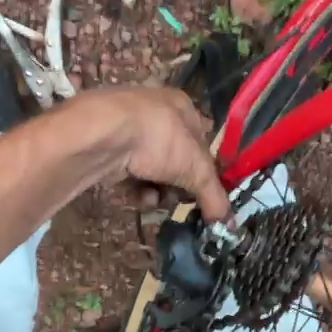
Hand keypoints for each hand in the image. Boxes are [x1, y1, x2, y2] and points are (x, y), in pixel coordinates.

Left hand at [60, 87, 232, 224]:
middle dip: (180, 186)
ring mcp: (130, 131)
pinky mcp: (110, 149)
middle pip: (178, 161)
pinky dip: (138, 189)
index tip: (206, 195)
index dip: (207, 172)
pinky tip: (138, 196)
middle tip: (179, 199)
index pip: (204, 143)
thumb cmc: (160, 140)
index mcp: (183, 107)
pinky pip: (132, 175)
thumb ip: (214, 197)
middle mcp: (157, 114)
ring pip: (155, 171)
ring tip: (155, 198)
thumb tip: (228, 224)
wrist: (103, 135)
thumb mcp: (196, 170)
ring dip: (159, 191)